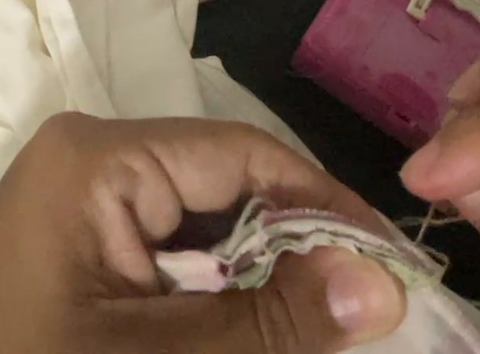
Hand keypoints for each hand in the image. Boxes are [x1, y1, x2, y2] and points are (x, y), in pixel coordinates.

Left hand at [0, 113, 405, 353]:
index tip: (397, 266)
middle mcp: (94, 156)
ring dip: (262, 275)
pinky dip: (217, 291)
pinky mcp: (82, 238)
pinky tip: (257, 327)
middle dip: (297, 246)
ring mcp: (84, 197)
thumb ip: (268, 322)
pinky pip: (169, 250)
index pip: (241, 154)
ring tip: (328, 324)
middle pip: (225, 186)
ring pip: (203, 224)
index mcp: (102, 156)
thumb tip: (382, 282)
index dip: (324, 203)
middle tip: (375, 310)